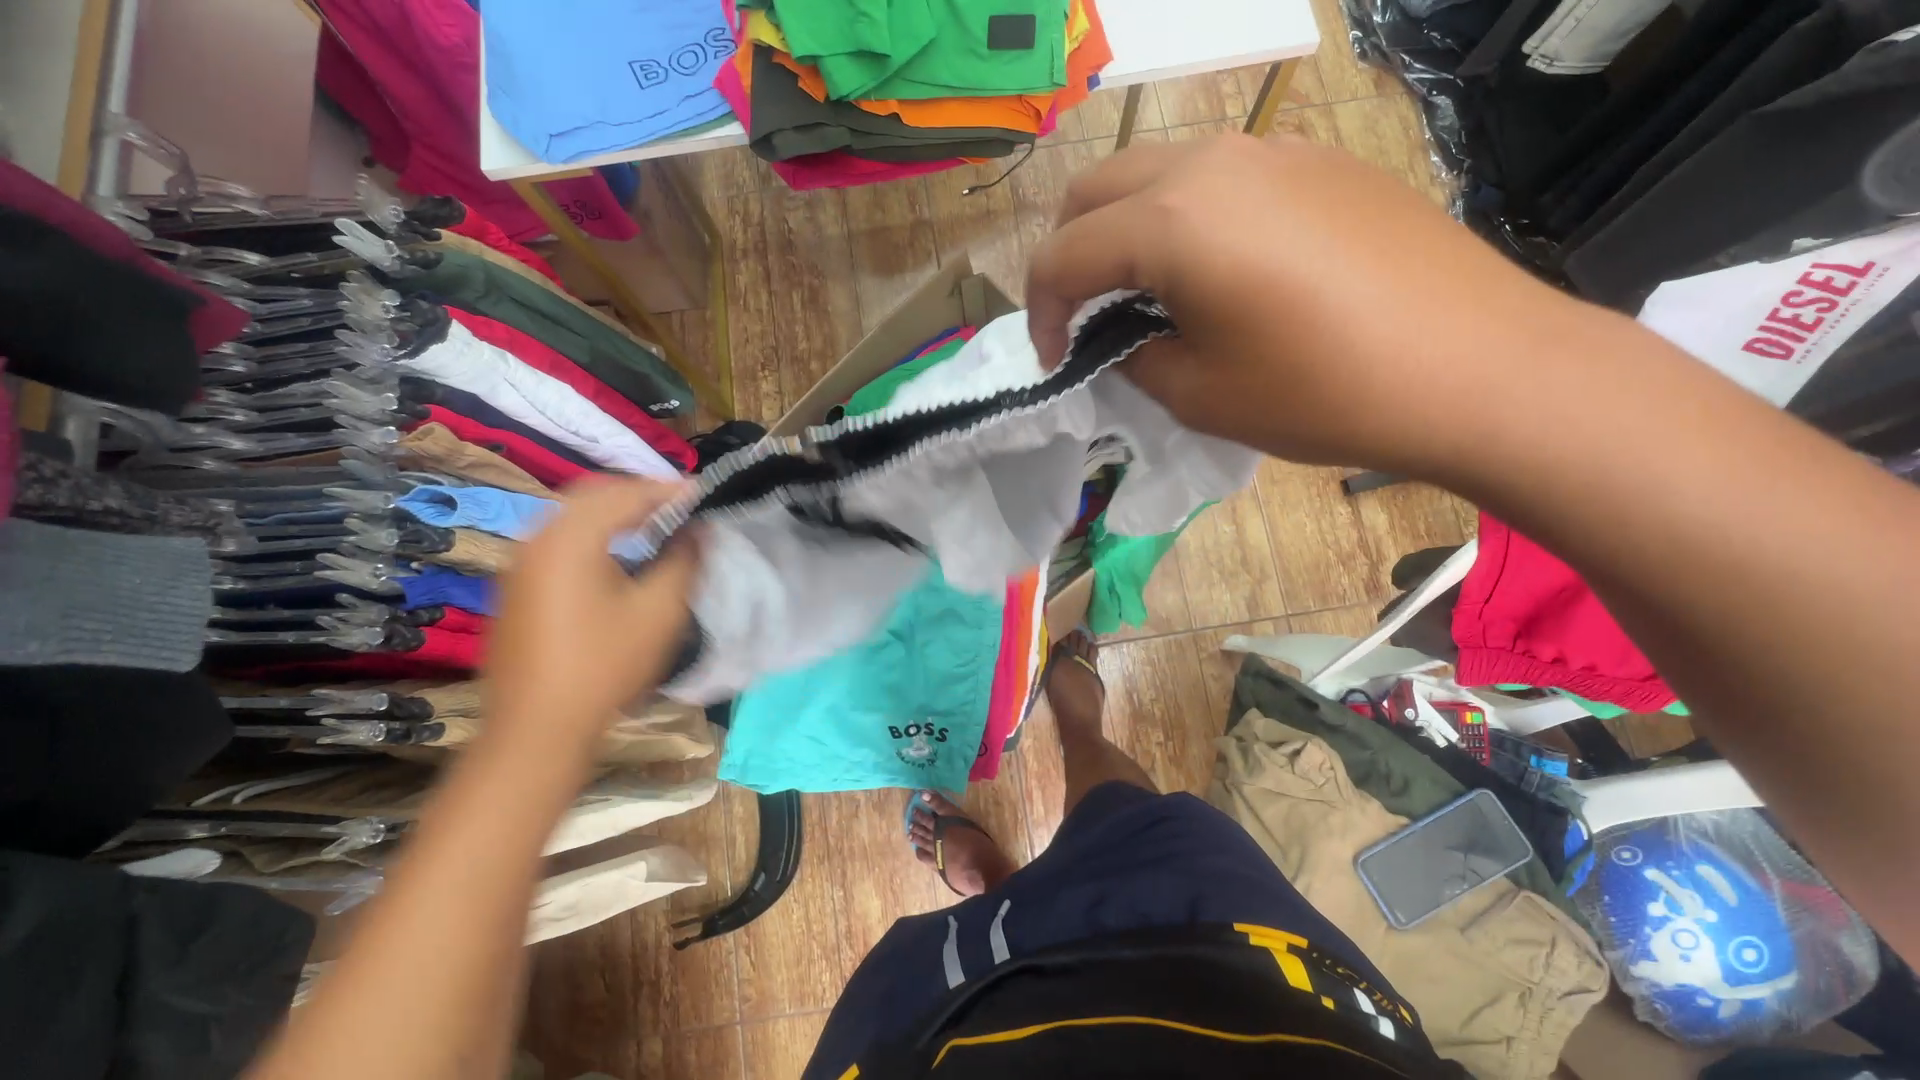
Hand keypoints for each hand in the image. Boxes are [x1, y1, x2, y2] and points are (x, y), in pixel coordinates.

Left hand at [483, 477, 701, 747]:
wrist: (536, 729)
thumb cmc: (603, 667)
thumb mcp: (658, 613)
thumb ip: (683, 560)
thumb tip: (696, 530)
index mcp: (569, 536)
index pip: (626, 493)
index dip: (669, 491)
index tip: (705, 498)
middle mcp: (536, 538)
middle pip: (592, 495)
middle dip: (638, 495)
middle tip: (679, 508)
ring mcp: (518, 563)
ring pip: (570, 517)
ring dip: (613, 515)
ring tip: (653, 528)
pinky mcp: (514, 588)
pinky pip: (557, 542)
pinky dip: (590, 536)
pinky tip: (616, 559)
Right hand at [1026, 134, 1609, 473]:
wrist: (1481, 368)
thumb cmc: (1327, 393)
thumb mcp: (1201, 395)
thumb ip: (1135, 355)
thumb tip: (1121, 336)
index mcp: (1171, 222)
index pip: (1062, 254)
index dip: (1041, 312)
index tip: (1055, 358)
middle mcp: (1212, 163)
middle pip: (1098, 189)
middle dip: (1071, 252)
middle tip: (1087, 315)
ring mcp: (1274, 150)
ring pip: (1160, 172)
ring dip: (1131, 227)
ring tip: (1154, 292)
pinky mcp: (1322, 160)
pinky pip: (1225, 176)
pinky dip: (1192, 216)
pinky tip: (1227, 271)